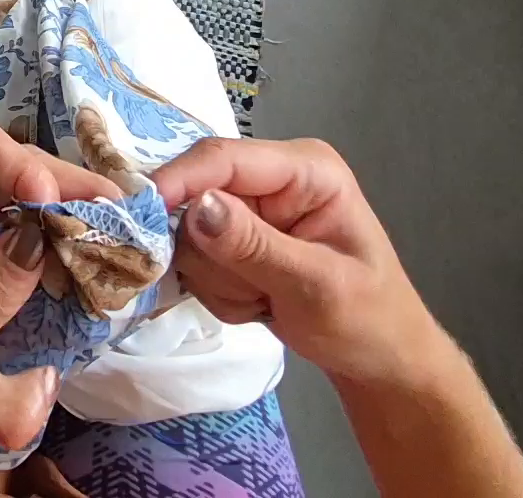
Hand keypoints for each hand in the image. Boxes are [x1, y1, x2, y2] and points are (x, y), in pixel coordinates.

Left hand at [0, 123, 123, 454]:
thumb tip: (48, 248)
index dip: (28, 169)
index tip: (65, 211)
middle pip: (8, 175)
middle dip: (63, 194)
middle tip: (120, 225)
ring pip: (15, 212)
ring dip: (62, 227)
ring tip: (111, 252)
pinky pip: (10, 252)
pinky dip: (47, 261)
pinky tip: (77, 281)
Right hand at [151, 137, 450, 387]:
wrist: (380, 364)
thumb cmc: (369, 322)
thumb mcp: (318, 287)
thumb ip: (255, 246)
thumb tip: (196, 207)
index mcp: (303, 168)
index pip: (222, 158)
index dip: (180, 181)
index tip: (142, 213)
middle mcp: (267, 177)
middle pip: (196, 195)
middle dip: (215, 253)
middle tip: (256, 291)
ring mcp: (246, 206)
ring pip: (187, 232)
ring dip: (218, 278)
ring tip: (265, 299)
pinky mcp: (229, 234)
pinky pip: (192, 257)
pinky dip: (217, 289)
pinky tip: (256, 301)